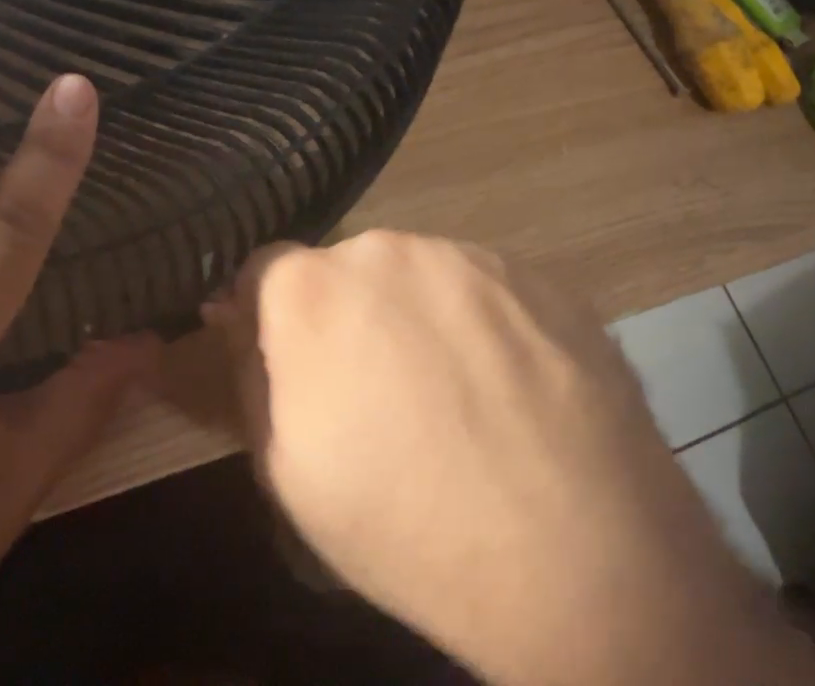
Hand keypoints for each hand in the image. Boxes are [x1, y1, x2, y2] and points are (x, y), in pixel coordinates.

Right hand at [204, 233, 814, 685]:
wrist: (580, 566)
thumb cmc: (402, 525)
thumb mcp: (282, 468)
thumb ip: (247, 373)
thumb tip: (234, 312)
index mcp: (311, 288)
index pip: (263, 272)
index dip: (270, 320)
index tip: (292, 369)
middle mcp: (389, 249)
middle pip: (345, 272)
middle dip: (345, 319)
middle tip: (376, 397)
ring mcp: (476, 260)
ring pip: (420, 278)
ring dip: (417, 321)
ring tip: (454, 402)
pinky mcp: (549, 283)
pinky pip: (488, 295)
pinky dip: (483, 331)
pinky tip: (510, 400)